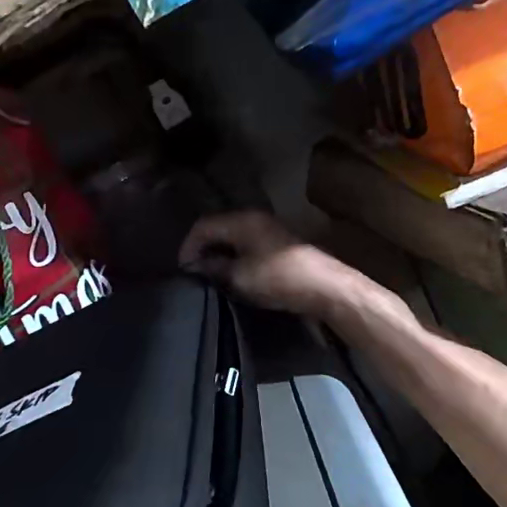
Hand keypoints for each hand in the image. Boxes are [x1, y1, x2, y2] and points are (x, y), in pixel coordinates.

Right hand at [179, 211, 367, 318]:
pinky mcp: (278, 245)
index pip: (203, 225)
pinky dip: (235, 257)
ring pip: (233, 238)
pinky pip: (247, 246)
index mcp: (242, 220)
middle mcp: (254, 218)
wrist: (324, 287)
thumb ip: (213, 267)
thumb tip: (195, 265)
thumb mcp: (239, 276)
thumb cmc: (278, 278)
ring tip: (210, 277)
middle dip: (202, 249)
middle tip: (193, 274)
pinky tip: (233, 276)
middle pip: (218, 228)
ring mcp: (268, 230)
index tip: (182, 270)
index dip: (188, 246)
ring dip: (219, 255)